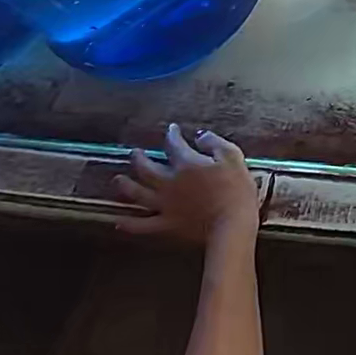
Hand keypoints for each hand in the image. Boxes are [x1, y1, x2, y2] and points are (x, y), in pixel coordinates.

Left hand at [114, 124, 258, 245]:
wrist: (232, 223)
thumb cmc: (237, 188)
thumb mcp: (233, 157)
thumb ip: (214, 143)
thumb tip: (199, 136)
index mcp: (186, 164)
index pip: (174, 144)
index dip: (171, 135)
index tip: (171, 129)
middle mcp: (169, 182)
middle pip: (146, 168)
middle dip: (139, 158)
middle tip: (134, 153)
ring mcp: (164, 205)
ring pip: (137, 194)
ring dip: (125, 186)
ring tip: (118, 179)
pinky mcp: (165, 225)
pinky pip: (141, 225)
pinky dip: (128, 224)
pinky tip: (118, 222)